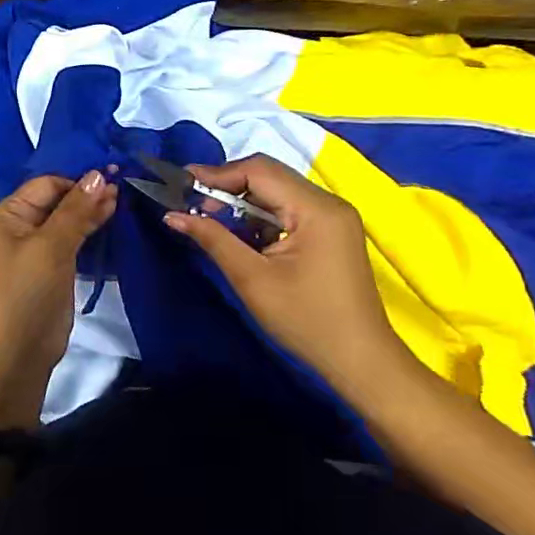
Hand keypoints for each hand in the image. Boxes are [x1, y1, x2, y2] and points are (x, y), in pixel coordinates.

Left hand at [0, 171, 116, 428]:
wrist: (20, 350)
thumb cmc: (29, 290)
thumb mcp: (52, 245)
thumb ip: (76, 209)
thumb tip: (99, 174)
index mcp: (13, 212)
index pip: (50, 183)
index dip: (79, 180)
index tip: (115, 177)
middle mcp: (24, 223)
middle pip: (61, 199)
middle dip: (90, 194)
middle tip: (127, 188)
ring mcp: (41, 245)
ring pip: (71, 218)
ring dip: (94, 211)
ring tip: (125, 202)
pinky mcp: (56, 265)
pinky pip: (76, 238)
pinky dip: (93, 230)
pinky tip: (115, 223)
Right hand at [166, 155, 407, 388]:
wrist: (362, 364)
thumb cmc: (307, 321)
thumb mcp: (252, 279)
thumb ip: (213, 239)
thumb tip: (172, 214)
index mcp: (316, 209)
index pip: (259, 171)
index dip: (218, 173)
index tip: (184, 182)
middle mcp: (329, 203)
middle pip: (269, 175)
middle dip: (229, 184)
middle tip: (195, 201)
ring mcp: (334, 216)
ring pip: (277, 189)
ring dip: (243, 198)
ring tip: (212, 216)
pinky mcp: (332, 230)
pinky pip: (288, 206)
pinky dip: (261, 212)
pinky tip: (243, 232)